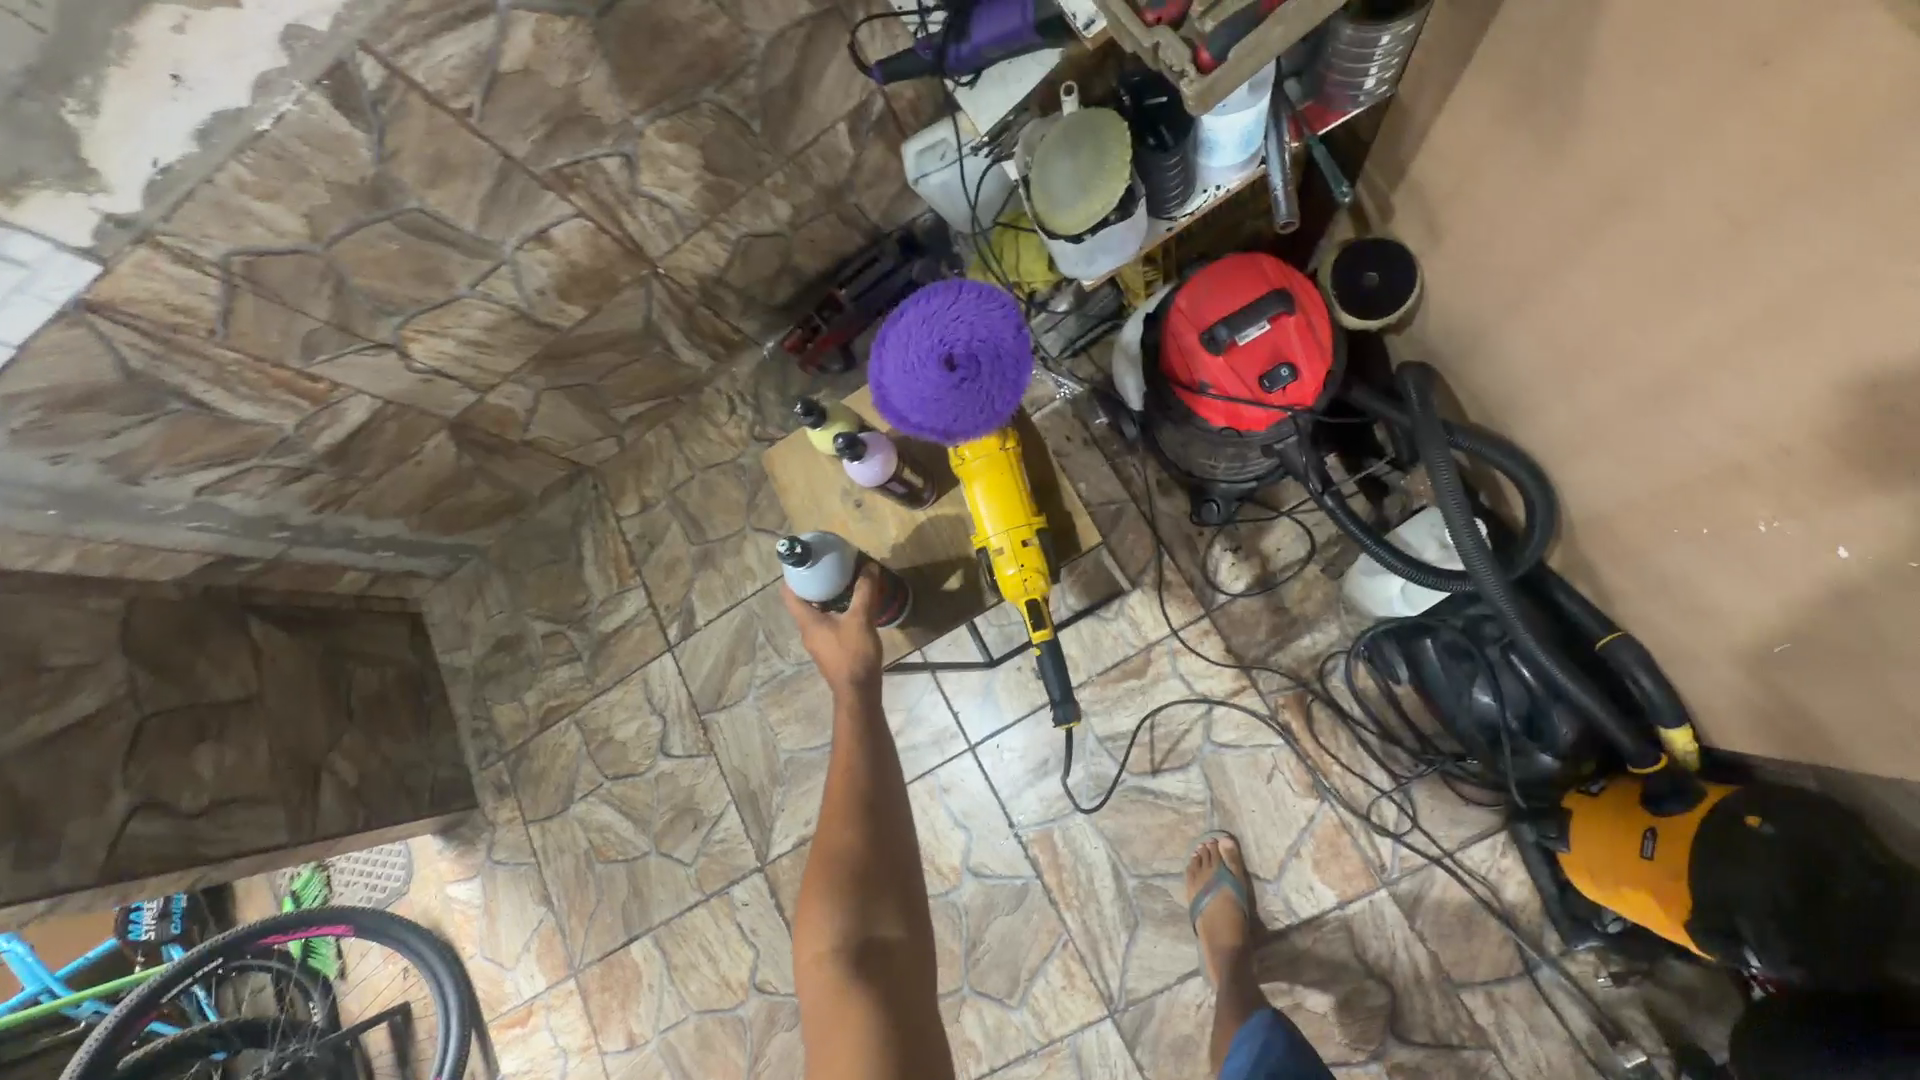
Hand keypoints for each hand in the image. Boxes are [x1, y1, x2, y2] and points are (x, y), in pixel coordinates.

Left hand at [781, 562, 884, 695]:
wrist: (859, 692)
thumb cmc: (854, 654)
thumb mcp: (861, 619)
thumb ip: (864, 592)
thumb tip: (869, 566)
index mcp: (808, 621)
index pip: (789, 594)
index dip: (794, 576)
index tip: (806, 561)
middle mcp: (807, 631)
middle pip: (803, 601)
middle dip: (815, 583)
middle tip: (830, 567)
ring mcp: (818, 642)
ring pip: (816, 613)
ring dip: (827, 598)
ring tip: (843, 583)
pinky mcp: (829, 649)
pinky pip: (827, 624)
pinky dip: (835, 611)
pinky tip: (851, 607)